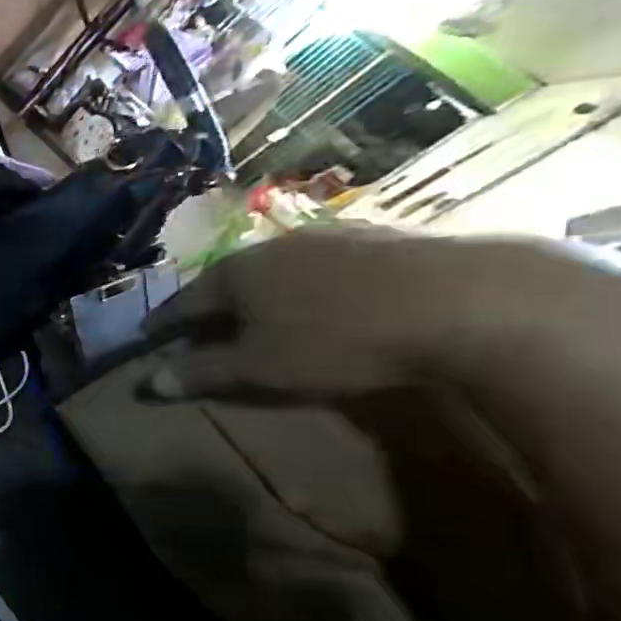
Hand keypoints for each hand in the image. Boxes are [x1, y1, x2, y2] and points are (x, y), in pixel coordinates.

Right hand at [143, 226, 561, 401]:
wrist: (472, 303)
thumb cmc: (339, 339)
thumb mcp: (260, 367)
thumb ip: (201, 372)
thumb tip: (148, 383)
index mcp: (234, 273)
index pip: (183, 302)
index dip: (164, 324)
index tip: (148, 337)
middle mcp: (272, 247)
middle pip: (228, 282)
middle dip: (213, 307)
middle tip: (205, 331)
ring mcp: (329, 238)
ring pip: (278, 271)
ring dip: (264, 294)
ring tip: (265, 316)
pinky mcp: (382, 239)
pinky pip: (325, 266)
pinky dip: (311, 286)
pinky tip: (326, 301)